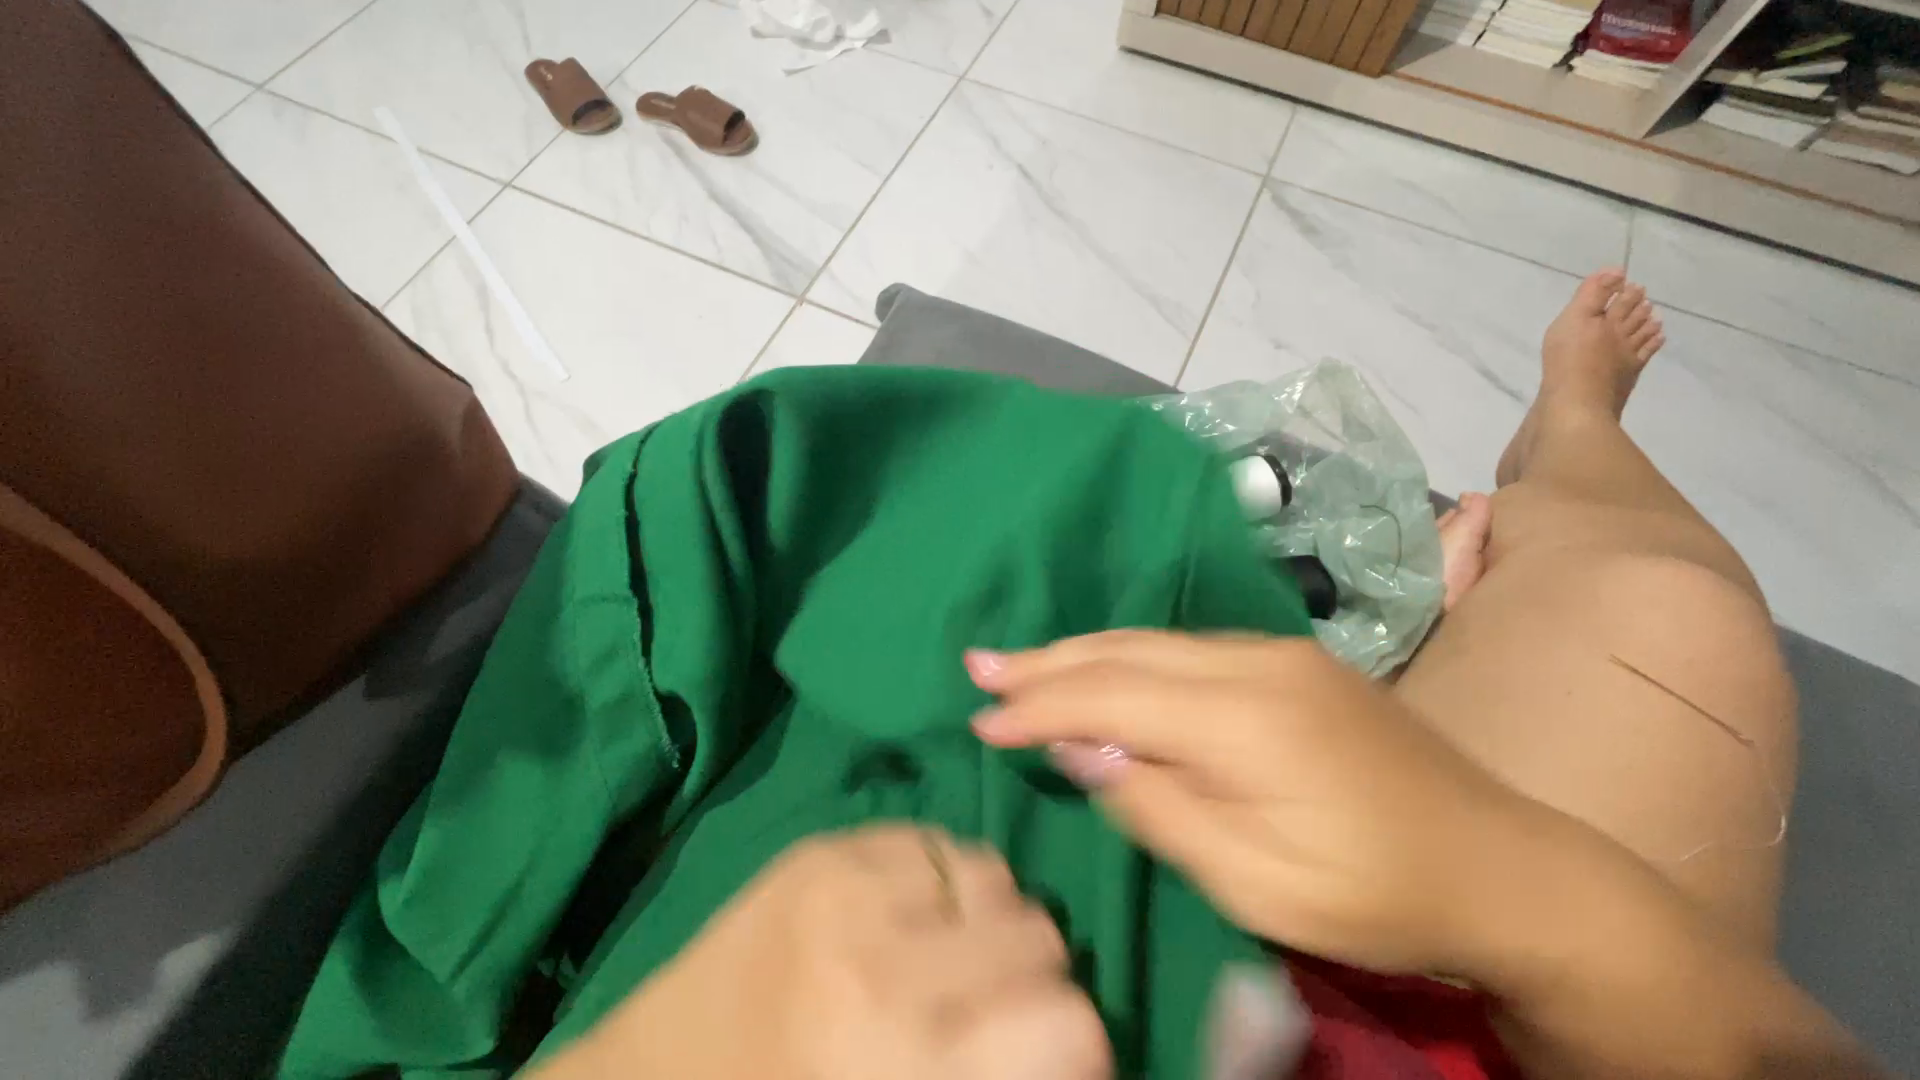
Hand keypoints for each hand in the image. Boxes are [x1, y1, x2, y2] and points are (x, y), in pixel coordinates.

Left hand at [537, 825, 1110, 1079]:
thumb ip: (997, 1067)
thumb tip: (1076, 1035)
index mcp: (908, 1059)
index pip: (1069, 1021)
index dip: (1078, 1040)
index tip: (1057, 1050)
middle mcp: (883, 963)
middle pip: (1035, 931)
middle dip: (1029, 975)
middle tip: (992, 1005)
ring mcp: (845, 888)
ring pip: (987, 870)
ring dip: (981, 917)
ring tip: (945, 952)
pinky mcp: (818, 849)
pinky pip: (925, 839)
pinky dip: (931, 877)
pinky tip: (902, 913)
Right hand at [967, 630, 1540, 981]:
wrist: (1507, 866)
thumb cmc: (1375, 893)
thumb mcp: (1254, 880)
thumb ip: (1158, 805)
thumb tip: (1079, 748)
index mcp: (1246, 717)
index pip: (1113, 696)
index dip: (1041, 706)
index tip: (981, 719)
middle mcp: (1256, 663)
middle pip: (1127, 651)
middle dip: (1047, 661)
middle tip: (977, 665)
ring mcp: (1280, 655)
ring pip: (1155, 642)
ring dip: (1083, 654)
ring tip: (1021, 663)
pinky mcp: (1294, 664)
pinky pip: (1187, 650)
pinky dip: (1130, 659)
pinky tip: (1104, 669)